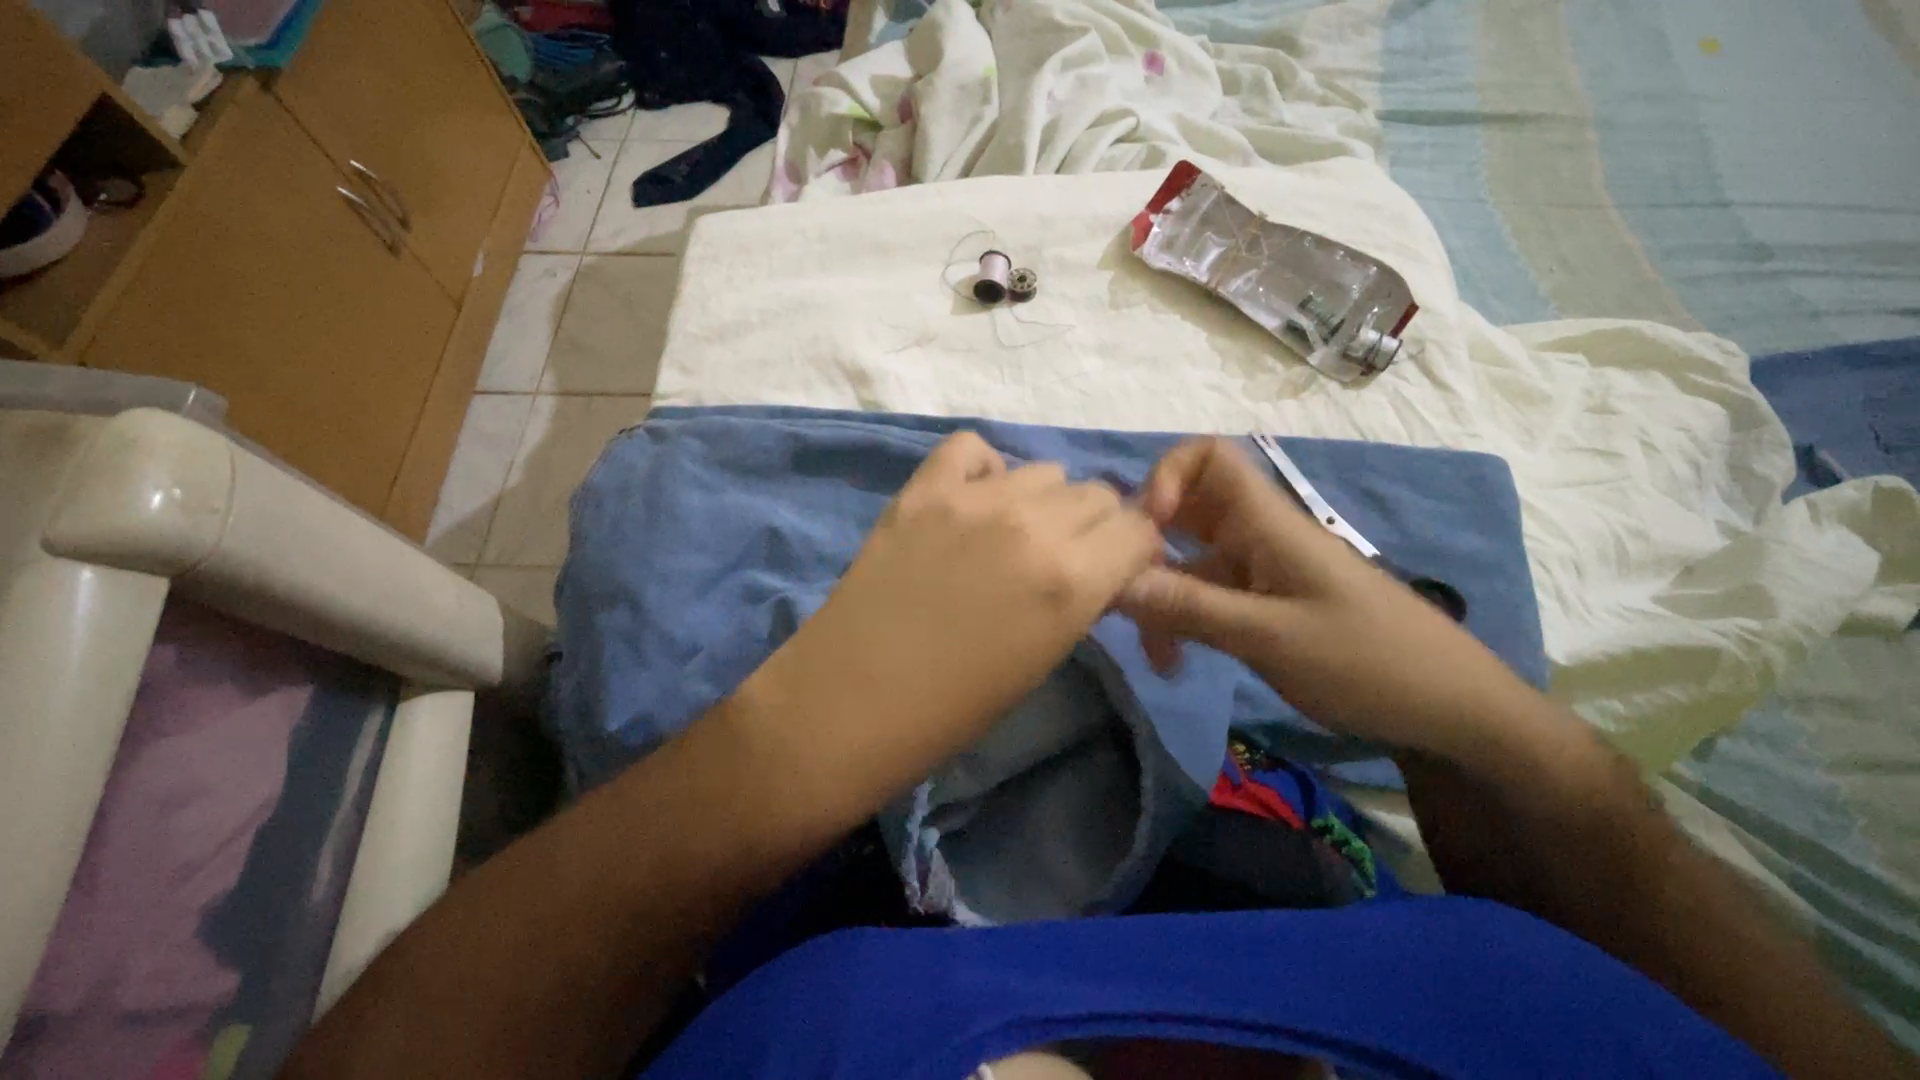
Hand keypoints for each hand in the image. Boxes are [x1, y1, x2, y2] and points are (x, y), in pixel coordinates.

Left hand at [731, 431, 1163, 811]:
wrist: (852, 700)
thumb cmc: (955, 708)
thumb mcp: (1045, 656)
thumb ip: (1080, 598)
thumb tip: (1095, 568)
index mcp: (1072, 579)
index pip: (1139, 530)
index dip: (1131, 552)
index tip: (1114, 572)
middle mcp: (1034, 524)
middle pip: (1097, 495)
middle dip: (1094, 528)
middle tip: (1063, 560)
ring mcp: (974, 498)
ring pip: (1045, 471)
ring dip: (1044, 502)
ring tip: (1013, 537)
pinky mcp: (923, 489)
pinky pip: (973, 449)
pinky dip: (984, 471)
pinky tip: (973, 504)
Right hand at [1117, 438, 1536, 755]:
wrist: (1452, 711)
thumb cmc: (1368, 662)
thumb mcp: (1270, 638)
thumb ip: (1190, 607)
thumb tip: (1114, 580)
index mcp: (1268, 523)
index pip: (1210, 457)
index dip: (1166, 476)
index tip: (1143, 529)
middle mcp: (1260, 537)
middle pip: (1186, 513)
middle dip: (1147, 550)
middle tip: (1123, 599)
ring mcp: (1264, 574)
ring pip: (1191, 564)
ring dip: (1162, 598)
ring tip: (1153, 656)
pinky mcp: (1268, 609)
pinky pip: (1210, 599)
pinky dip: (1185, 621)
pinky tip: (1175, 663)